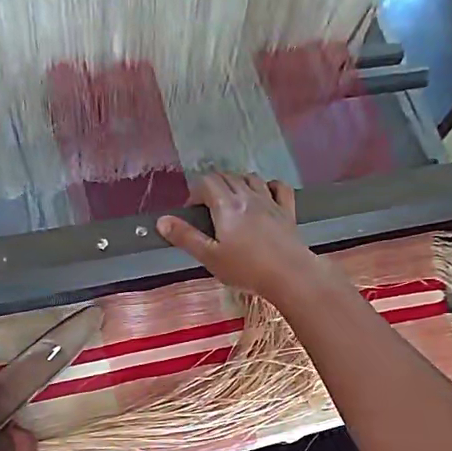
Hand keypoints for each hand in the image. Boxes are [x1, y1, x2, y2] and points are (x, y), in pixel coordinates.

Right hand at [156, 172, 335, 300]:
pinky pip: (278, 186)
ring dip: (237, 182)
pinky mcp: (287, 210)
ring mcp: (270, 201)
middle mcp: (248, 196)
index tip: (192, 211)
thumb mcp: (210, 257)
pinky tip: (265, 192)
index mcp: (227, 205)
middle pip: (227, 176)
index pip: (207, 182)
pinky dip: (269, 185)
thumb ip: (186, 237)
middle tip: (207, 207)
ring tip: (230, 199)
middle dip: (213, 185)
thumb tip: (162, 220)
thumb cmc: (246, 269)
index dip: (195, 192)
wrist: (288, 274)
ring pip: (251, 177)